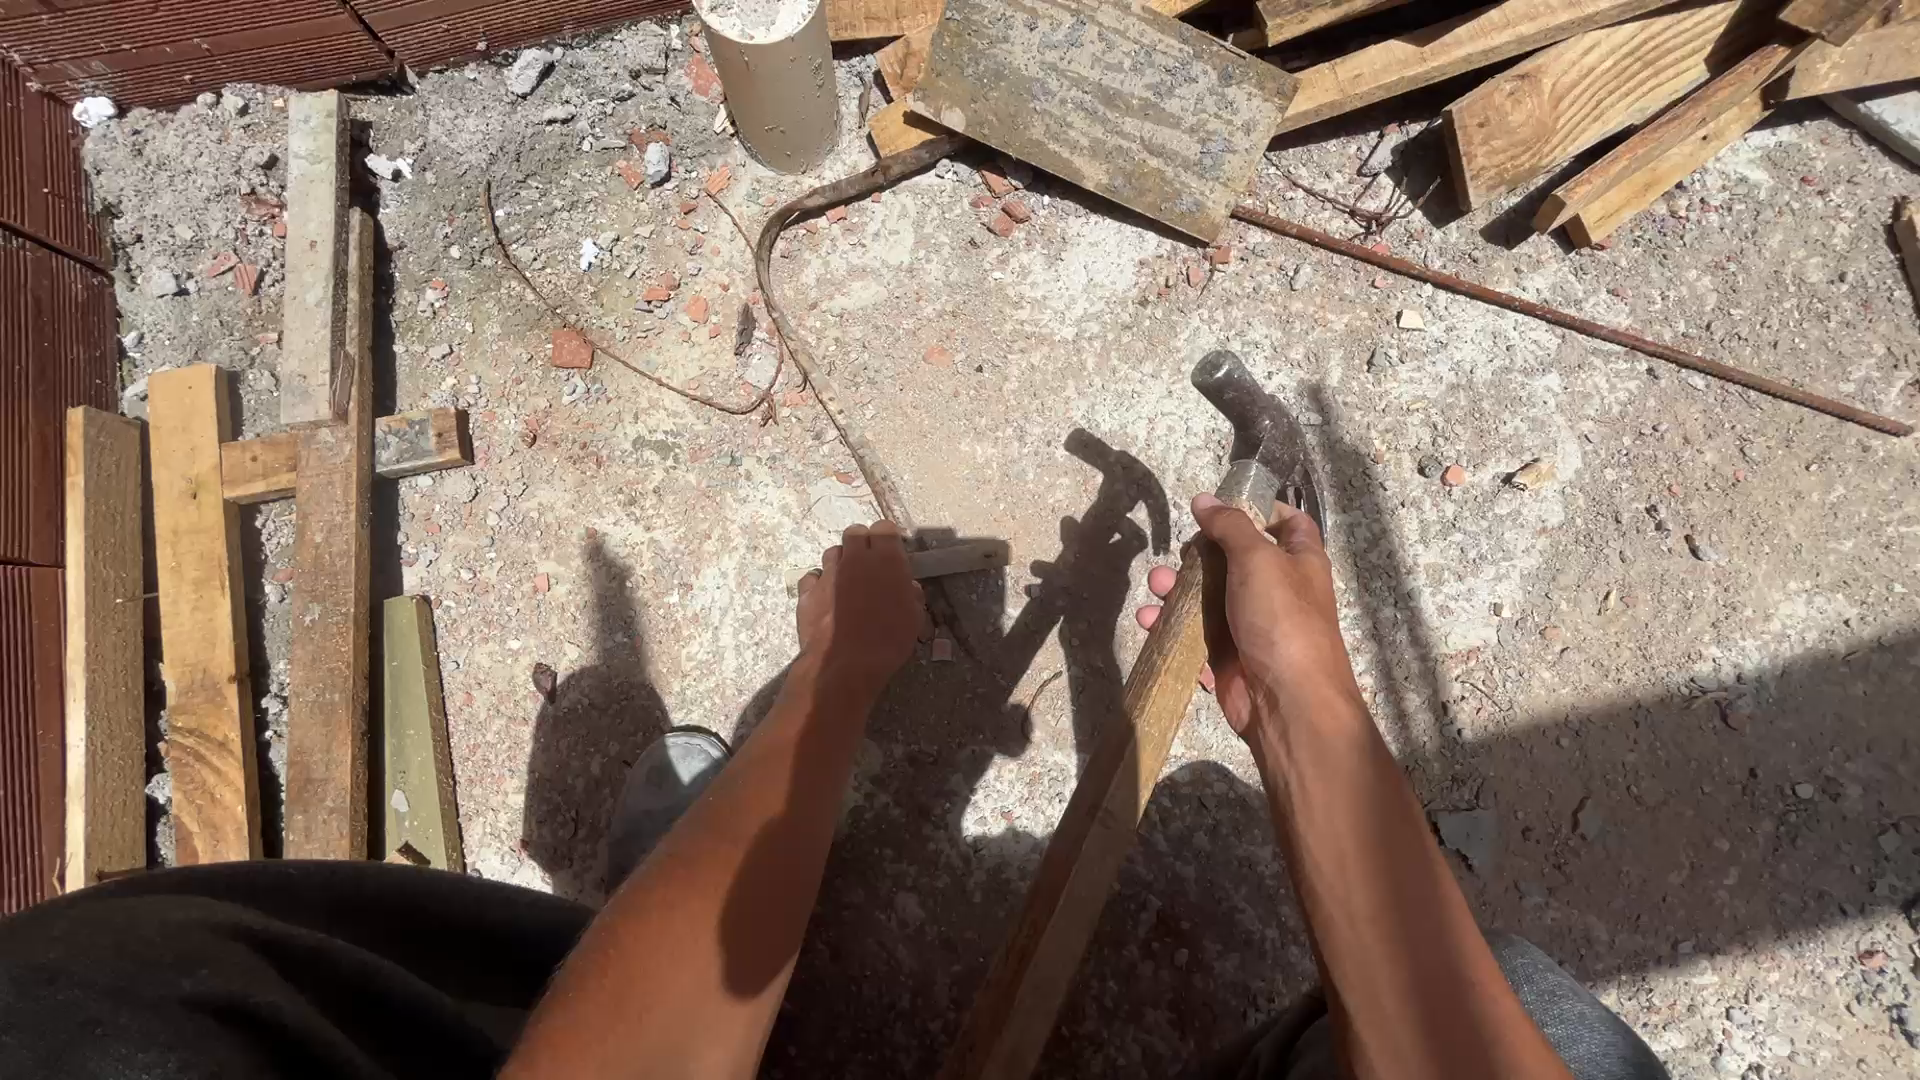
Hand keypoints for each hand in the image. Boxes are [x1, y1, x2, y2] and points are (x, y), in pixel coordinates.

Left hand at [795, 521, 927, 694]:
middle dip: (862, 543)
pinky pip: (813, 577)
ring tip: (847, 582)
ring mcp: (828, 572)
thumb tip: (906, 586)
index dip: (887, 538)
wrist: (844, 663)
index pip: (884, 528)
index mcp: (886, 559)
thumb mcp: (914, 618)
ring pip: (833, 552)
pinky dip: (819, 583)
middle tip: (868, 564)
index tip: (890, 552)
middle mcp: (855, 558)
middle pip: (855, 532)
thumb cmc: (888, 640)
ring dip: (841, 562)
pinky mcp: (807, 590)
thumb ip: (911, 595)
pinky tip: (826, 598)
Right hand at [1136, 494, 1361, 740]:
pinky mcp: (1224, 654)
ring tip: (1156, 589)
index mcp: (1298, 561)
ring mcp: (1248, 624)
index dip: (1259, 510)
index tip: (1221, 507)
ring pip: (1204, 596)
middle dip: (1197, 555)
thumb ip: (1230, 525)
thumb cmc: (1281, 620)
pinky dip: (1169, 626)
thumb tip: (1204, 498)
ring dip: (1175, 590)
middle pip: (1231, 559)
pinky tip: (1150, 622)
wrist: (1287, 701)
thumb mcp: (1257, 559)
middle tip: (1179, 556)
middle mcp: (1275, 590)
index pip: (1287, 523)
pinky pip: (1191, 633)